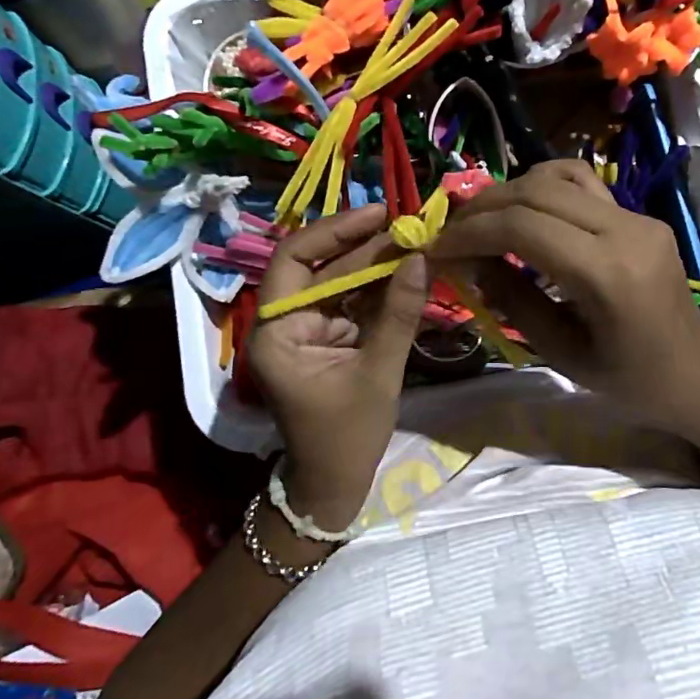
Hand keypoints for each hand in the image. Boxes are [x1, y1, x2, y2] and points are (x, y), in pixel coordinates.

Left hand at [250, 204, 429, 526]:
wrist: (334, 485)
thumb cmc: (346, 437)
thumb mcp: (378, 373)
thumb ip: (399, 314)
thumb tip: (422, 258)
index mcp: (277, 330)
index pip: (294, 258)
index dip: (336, 230)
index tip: (379, 213)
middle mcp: (285, 322)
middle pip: (323, 267)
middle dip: (368, 248)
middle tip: (414, 229)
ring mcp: (307, 330)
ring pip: (341, 282)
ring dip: (379, 265)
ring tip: (420, 246)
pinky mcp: (329, 339)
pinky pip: (354, 303)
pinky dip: (382, 290)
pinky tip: (412, 274)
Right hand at [430, 160, 699, 427]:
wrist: (693, 373)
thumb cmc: (628, 380)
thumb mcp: (560, 352)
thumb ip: (513, 299)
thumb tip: (469, 261)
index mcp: (609, 275)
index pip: (525, 227)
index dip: (472, 232)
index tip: (437, 249)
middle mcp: (627, 232)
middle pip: (537, 192)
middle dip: (483, 208)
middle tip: (451, 234)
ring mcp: (638, 217)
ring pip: (558, 176)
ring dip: (510, 192)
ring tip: (482, 222)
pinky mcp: (640, 215)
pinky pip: (583, 184)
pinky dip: (544, 188)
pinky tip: (525, 213)